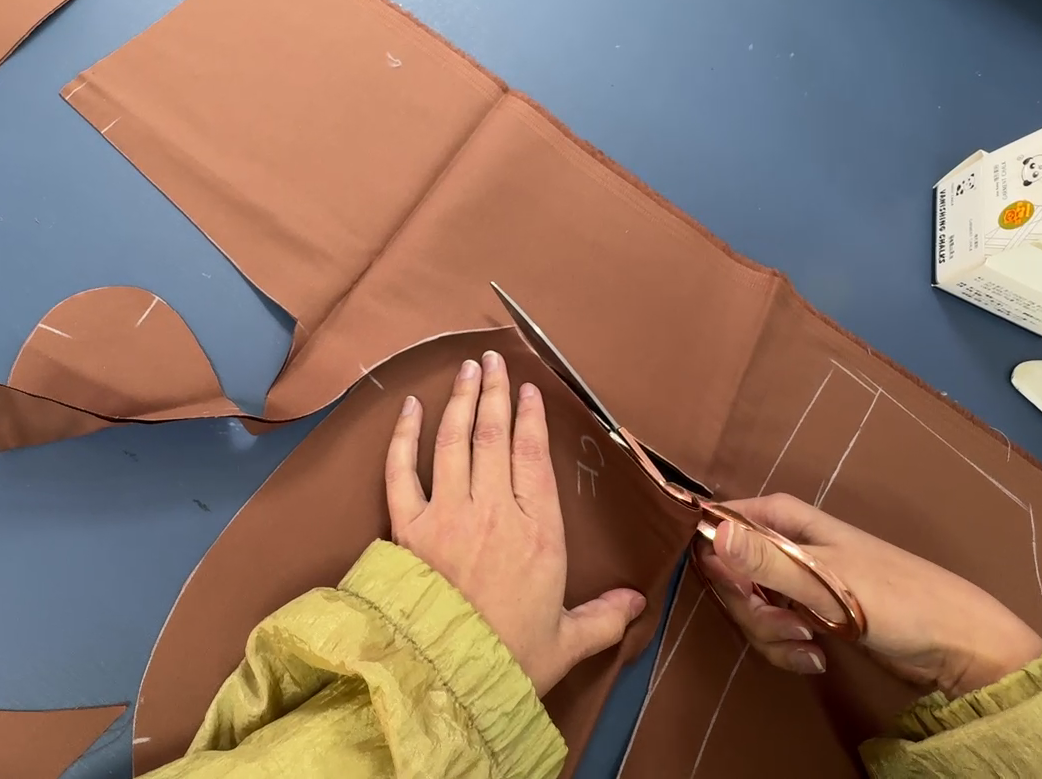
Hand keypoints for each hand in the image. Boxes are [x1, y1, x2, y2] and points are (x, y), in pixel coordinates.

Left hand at [386, 351, 646, 695]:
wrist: (449, 682)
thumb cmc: (510, 659)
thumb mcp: (567, 640)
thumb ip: (604, 616)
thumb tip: (639, 603)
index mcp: (536, 531)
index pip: (533, 456)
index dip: (530, 417)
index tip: (528, 389)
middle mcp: (492, 510)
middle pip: (494, 436)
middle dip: (496, 392)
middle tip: (493, 359)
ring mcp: (446, 514)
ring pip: (454, 441)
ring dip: (462, 400)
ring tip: (467, 369)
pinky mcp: (408, 526)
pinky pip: (401, 470)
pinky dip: (404, 435)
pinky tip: (410, 407)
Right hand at [695, 493, 1041, 697]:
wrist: (957, 645)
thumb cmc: (896, 598)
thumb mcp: (826, 581)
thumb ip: (765, 560)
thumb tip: (711, 533)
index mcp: (779, 516)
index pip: (715, 525)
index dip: (716, 561)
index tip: (739, 591)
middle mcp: (778, 540)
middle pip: (726, 572)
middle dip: (748, 608)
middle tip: (786, 626)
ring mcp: (789, 576)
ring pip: (745, 604)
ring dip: (768, 633)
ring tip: (810, 644)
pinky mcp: (802, 608)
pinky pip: (769, 627)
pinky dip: (785, 647)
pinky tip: (816, 657)